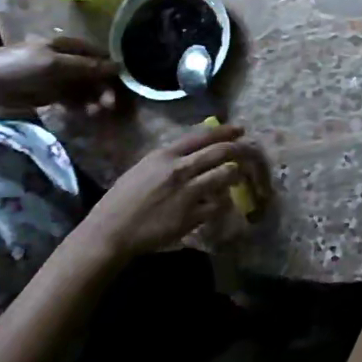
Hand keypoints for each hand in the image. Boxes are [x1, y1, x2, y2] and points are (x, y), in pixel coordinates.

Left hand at [0, 36, 120, 111]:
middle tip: (108, 106)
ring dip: (94, 100)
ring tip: (94, 113)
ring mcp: (61, 77)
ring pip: (87, 89)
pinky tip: (82, 114)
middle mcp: (69, 61)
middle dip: (104, 89)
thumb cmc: (17, 66)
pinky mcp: (52, 93)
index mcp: (70, 47)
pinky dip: (81, 107)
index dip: (112, 70)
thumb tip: (119, 66)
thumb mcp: (54, 64)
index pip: (101, 56)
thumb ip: (86, 65)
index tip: (122, 86)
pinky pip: (74, 99)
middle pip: (96, 75)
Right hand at [79, 125, 266, 257]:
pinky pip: (221, 204)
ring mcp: (188, 192)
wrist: (111, 231)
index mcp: (164, 155)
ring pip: (227, 174)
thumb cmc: (122, 200)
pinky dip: (225, 202)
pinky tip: (222, 202)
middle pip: (222, 152)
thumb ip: (170, 158)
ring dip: (235, 174)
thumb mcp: (144, 168)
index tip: (240, 130)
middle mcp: (179, 169)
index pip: (202, 136)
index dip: (225, 132)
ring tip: (238, 176)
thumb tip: (197, 150)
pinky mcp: (193, 214)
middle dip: (241, 149)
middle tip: (250, 151)